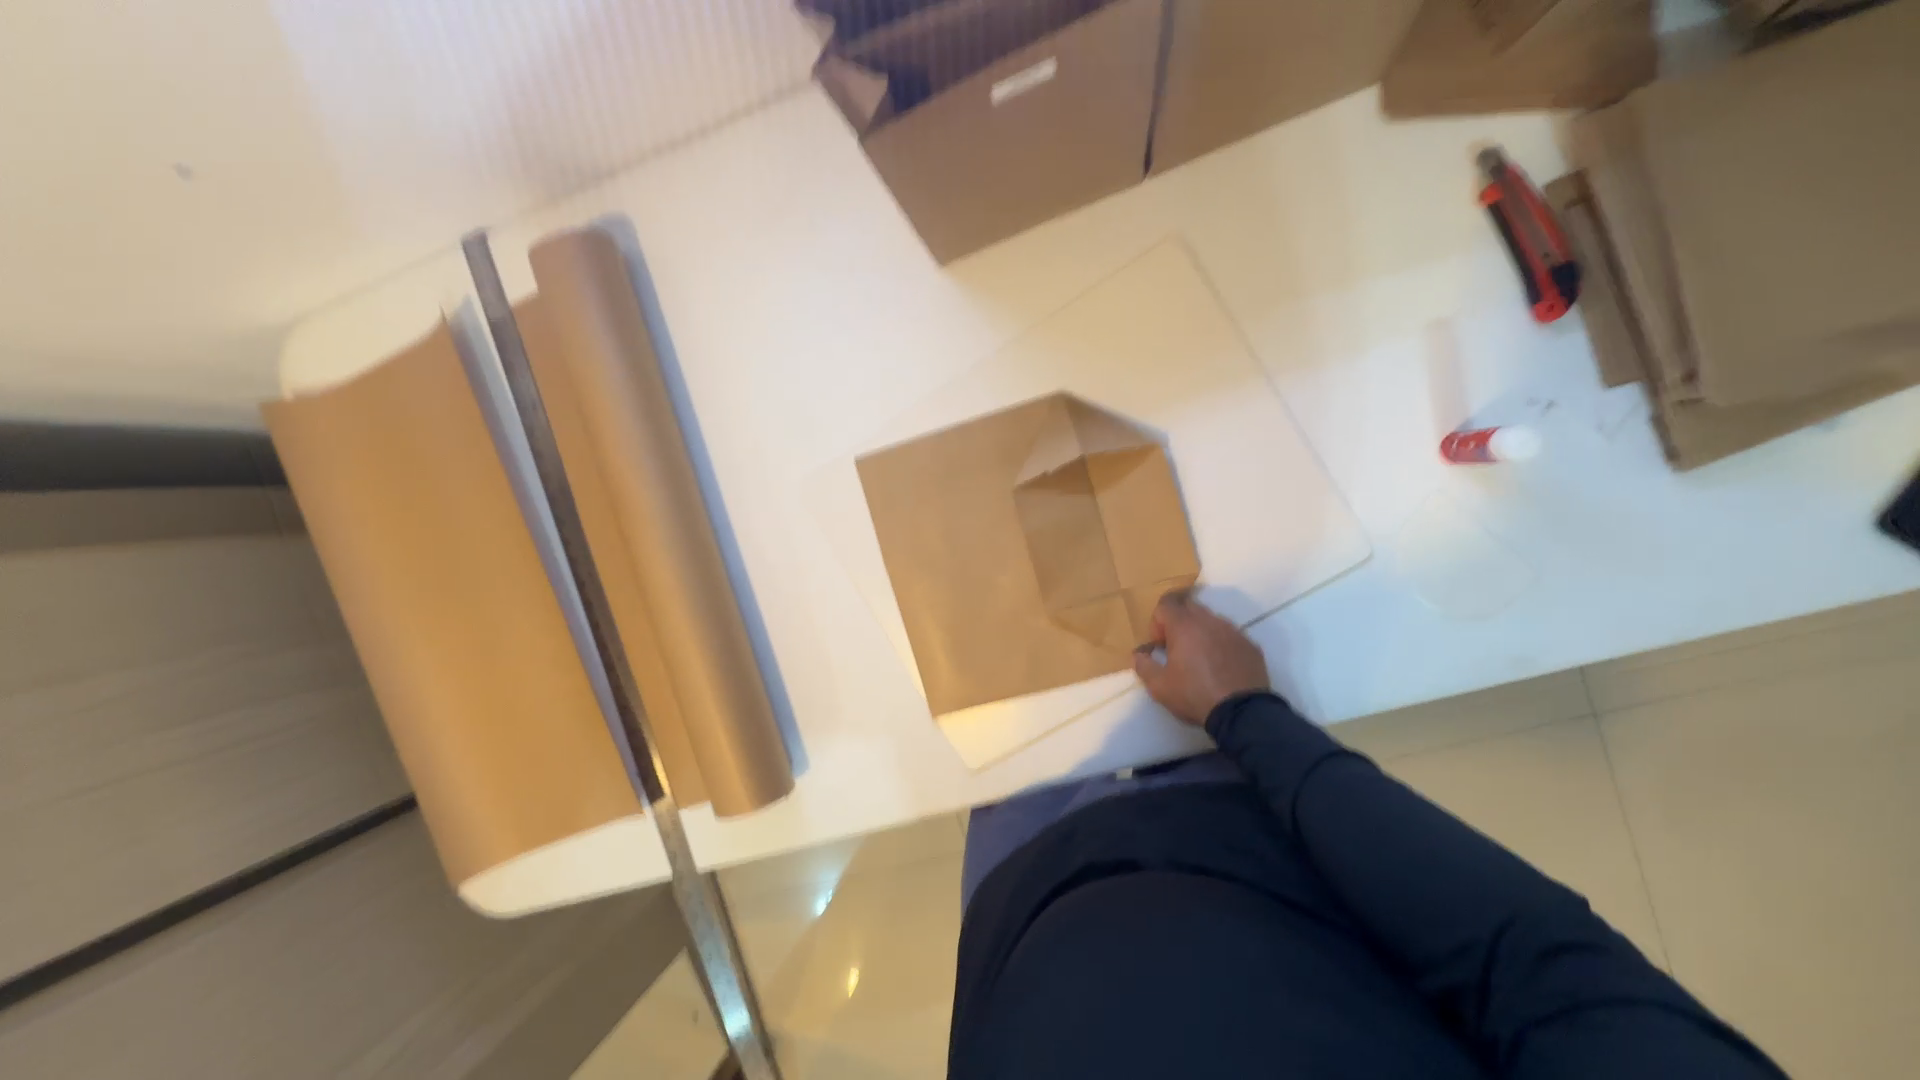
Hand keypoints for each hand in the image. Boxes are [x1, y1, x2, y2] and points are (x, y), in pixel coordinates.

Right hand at [1132, 590, 1270, 725]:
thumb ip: (1143, 666)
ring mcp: (1233, 631)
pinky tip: (1222, 668)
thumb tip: (1138, 654)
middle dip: (1178, 622)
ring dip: (1201, 633)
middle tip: (1176, 648)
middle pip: (1189, 607)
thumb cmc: (1194, 695)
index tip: (1159, 645)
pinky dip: (1221, 645)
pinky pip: (1230, 636)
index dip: (1157, 622)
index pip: (1165, 604)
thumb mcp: (1159, 686)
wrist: (1241, 712)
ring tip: (1201, 660)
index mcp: (1184, 626)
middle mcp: (1210, 621)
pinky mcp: (1250, 645)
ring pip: (1211, 620)